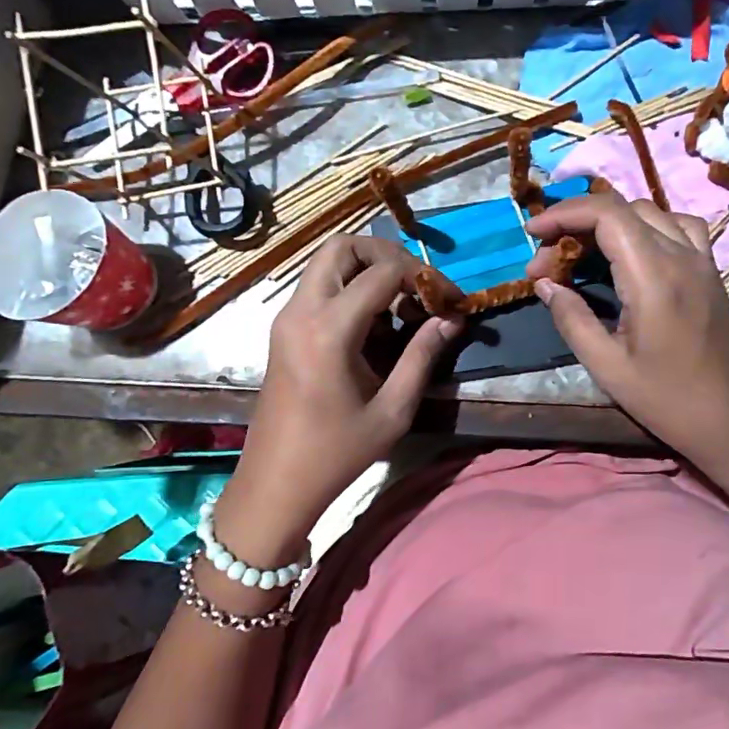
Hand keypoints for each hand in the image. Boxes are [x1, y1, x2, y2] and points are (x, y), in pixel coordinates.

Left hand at [220, 236, 459, 539]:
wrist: (276, 481)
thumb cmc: (337, 452)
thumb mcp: (392, 410)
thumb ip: (422, 356)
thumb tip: (451, 319)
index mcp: (329, 329)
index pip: (383, 272)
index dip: (426, 279)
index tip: (451, 302)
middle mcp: (301, 311)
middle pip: (343, 246)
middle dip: (387, 255)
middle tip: (419, 286)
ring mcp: (287, 318)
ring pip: (327, 262)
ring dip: (368, 269)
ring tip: (402, 306)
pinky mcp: (285, 329)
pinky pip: (319, 286)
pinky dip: (351, 287)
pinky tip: (376, 324)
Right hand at [524, 193, 728, 463]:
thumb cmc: (666, 399)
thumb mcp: (607, 366)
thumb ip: (572, 318)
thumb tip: (546, 285)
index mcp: (653, 276)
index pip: (606, 213)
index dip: (563, 214)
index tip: (532, 235)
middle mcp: (681, 255)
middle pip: (623, 209)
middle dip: (577, 225)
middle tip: (548, 266)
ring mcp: (701, 260)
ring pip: (651, 212)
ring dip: (610, 223)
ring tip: (583, 254)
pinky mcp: (711, 271)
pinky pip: (680, 226)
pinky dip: (648, 226)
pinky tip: (633, 251)